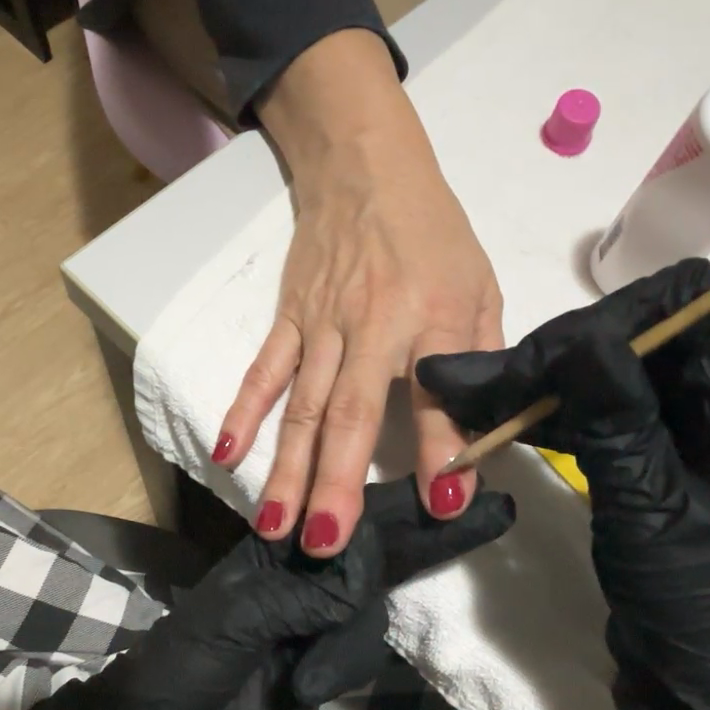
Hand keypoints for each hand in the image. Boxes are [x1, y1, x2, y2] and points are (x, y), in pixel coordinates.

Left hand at [30, 476, 513, 709]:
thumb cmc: (181, 666)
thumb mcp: (234, 621)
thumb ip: (302, 593)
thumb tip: (362, 575)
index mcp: (275, 548)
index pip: (349, 516)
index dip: (405, 503)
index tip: (459, 484)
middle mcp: (304, 575)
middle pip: (379, 553)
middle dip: (431, 538)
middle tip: (495, 510)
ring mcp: (315, 621)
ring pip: (369, 616)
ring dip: (345, 648)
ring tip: (302, 680)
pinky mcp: (322, 662)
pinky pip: (357, 655)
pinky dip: (338, 672)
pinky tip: (302, 691)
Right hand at [214, 29, 504, 557]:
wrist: (366, 169)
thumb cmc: (435, 238)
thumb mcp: (480, 289)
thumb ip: (481, 360)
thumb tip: (483, 436)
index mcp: (434, 316)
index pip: (438, 391)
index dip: (440, 447)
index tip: (441, 504)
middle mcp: (373, 326)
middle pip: (350, 411)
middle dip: (336, 479)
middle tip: (324, 541)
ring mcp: (321, 323)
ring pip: (301, 405)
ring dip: (287, 467)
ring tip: (275, 525)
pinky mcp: (288, 318)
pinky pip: (263, 369)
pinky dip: (243, 411)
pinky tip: (227, 455)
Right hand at [416, 259, 709, 709]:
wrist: (701, 684)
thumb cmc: (690, 603)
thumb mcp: (646, 509)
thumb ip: (614, 419)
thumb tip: (579, 333)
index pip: (692, 304)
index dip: (614, 315)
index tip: (540, 357)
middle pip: (640, 338)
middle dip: (557, 353)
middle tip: (474, 383)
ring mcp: (686, 434)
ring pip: (610, 377)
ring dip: (542, 385)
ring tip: (467, 399)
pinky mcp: (654, 462)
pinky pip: (601, 417)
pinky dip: (551, 418)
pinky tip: (499, 425)